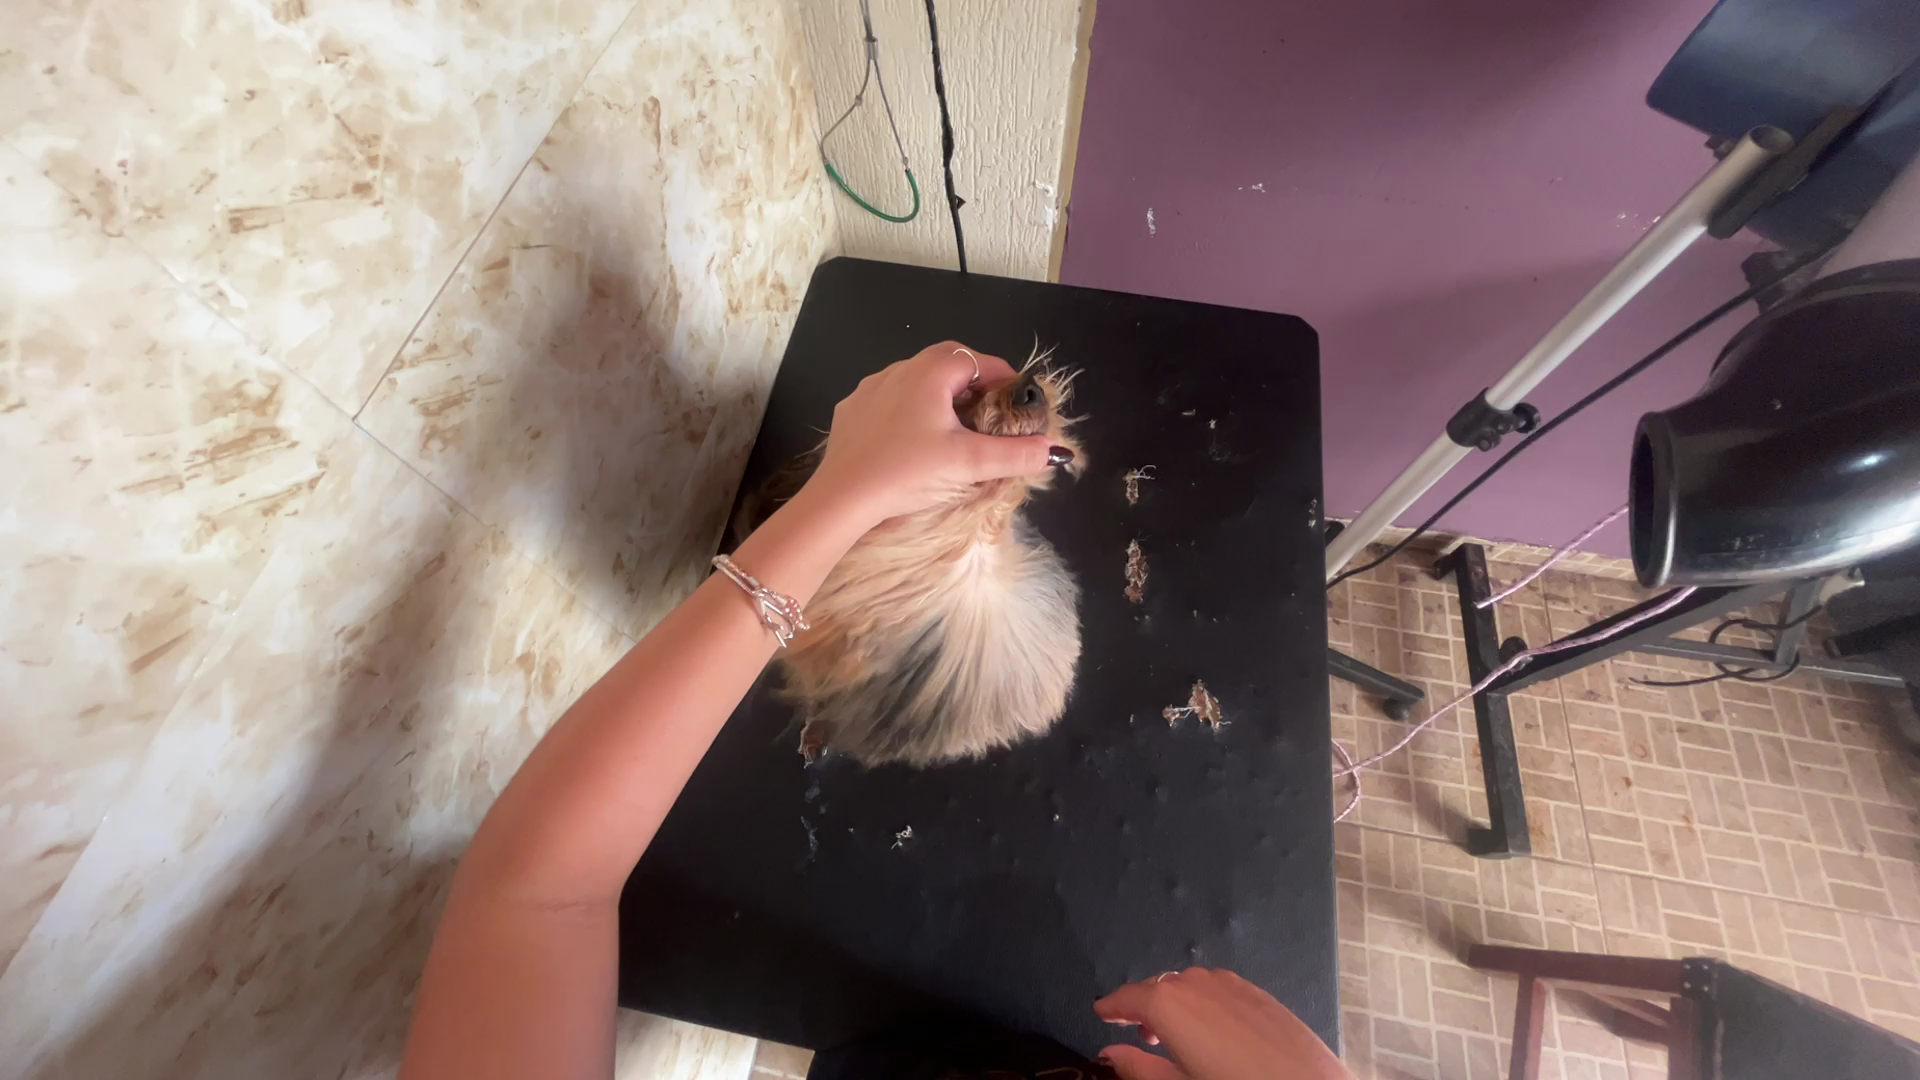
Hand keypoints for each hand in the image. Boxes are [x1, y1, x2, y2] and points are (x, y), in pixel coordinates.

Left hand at [805, 341, 1059, 527]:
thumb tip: (1055, 451)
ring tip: (952, 429)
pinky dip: (908, 412)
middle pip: (947, 364)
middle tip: (989, 415)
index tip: (1017, 405)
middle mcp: (899, 369)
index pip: (980, 360)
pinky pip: (888, 401)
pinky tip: (910, 441)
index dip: (1005, 379)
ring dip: (939, 396)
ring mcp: (870, 389)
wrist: (843, 497)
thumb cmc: (909, 472)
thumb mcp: (969, 464)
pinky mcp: (851, 411)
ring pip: (915, 381)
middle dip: (973, 385)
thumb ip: (1015, 455)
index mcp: (931, 372)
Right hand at [1094, 968, 1354, 1079]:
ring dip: (1177, 1007)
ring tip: (1179, 1040)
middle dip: (1147, 1010)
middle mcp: (1193, 980)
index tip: (1100, 1012)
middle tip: (1141, 1038)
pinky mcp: (1256, 991)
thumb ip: (1140, 1068)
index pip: (1128, 997)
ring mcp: (1228, 982)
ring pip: (1189, 988)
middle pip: (1159, 990)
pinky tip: (1215, 1035)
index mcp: (1168, 1002)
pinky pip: (1217, 990)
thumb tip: (1108, 1054)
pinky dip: (1205, 1006)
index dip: (1112, 1006)